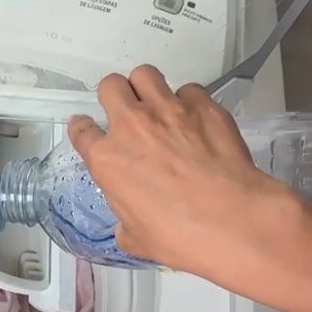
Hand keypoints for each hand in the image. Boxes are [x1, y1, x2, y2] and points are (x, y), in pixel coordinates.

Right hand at [68, 65, 303, 286]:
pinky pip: (190, 90)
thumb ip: (125, 220)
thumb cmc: (176, 234)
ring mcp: (168, 110)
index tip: (91, 133)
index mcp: (106, 158)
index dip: (84, 130)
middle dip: (115, 96)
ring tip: (158, 105)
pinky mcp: (204, 106)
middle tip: (127, 112)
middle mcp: (132, 126)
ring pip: (145, 74)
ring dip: (146, 88)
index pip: (81, 129)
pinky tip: (196, 121)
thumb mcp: (134, 237)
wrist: (229, 219)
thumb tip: (131, 223)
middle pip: (110, 86)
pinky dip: (189, 102)